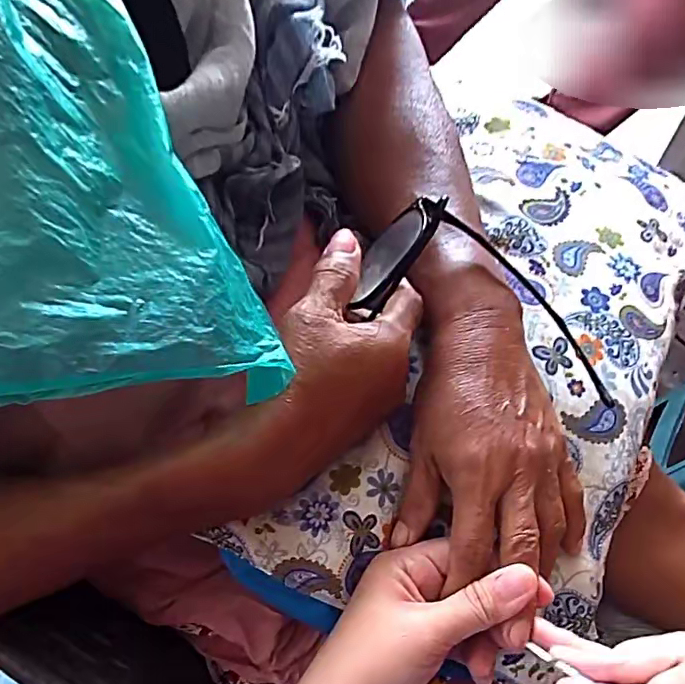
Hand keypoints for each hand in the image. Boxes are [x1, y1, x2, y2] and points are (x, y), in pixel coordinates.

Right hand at [260, 230, 422, 482]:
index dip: (386, 278)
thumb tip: (348, 240)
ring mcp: (380, 406)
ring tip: (318, 346)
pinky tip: (316, 376)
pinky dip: (346, 376)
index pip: (408, 296)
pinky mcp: (360, 427)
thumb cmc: (296, 373)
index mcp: (395, 342)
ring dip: (355, 348)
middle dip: (366, 316)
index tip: (358, 275)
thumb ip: (334, 274)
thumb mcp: (311, 313)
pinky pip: (361, 388)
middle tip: (329, 311)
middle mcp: (398, 376)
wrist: (276, 443)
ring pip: (375, 362)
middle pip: (392, 331)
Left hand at [268, 540, 552, 683]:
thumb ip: (480, 602)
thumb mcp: (430, 632)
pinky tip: (477, 674)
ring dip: (487, 640)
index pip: (468, 552)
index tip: (538, 599)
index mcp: (404, 565)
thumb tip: (525, 574)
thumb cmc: (369, 668)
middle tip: (511, 643)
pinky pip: (463, 636)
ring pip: (474, 613)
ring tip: (484, 666)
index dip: (505, 575)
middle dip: (498, 615)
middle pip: (476, 584)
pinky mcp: (423, 640)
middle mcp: (411, 582)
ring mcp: (418, 612)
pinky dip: (475, 653)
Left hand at [389, 297, 584, 649]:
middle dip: (516, 600)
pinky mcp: (559, 450)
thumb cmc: (445, 393)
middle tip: (518, 640)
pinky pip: (572, 497)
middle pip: (519, 550)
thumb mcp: (421, 448)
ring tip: (541, 606)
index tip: (467, 623)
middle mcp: (516, 474)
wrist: (484, 340)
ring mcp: (544, 462)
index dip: (468, 590)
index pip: (472, 548)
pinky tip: (571, 552)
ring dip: (547, 571)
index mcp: (475, 475)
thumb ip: (416, 502)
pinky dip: (573, 528)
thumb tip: (401, 544)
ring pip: (552, 529)